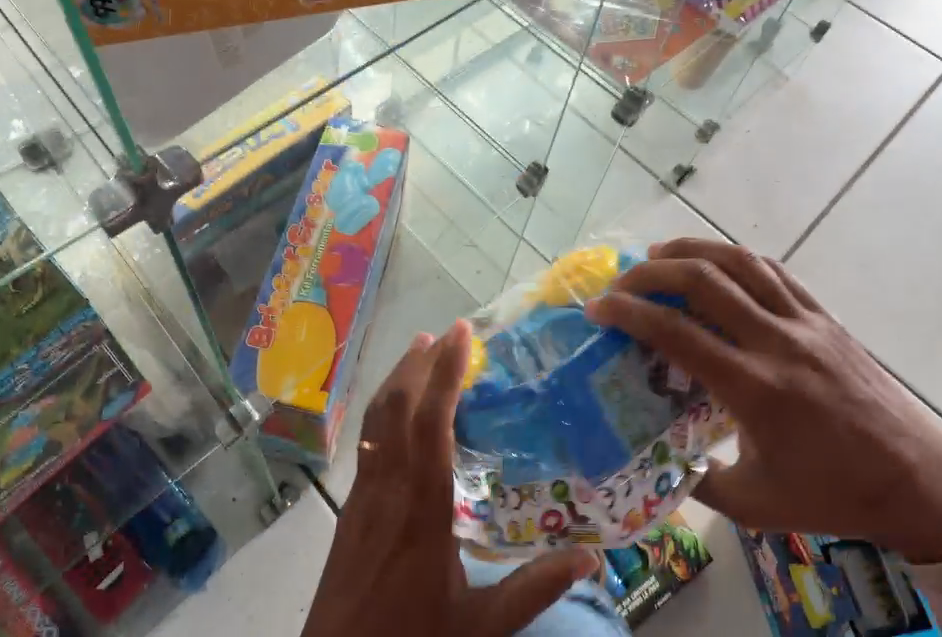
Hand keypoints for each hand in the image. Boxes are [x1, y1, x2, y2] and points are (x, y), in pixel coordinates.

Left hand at [301, 321, 601, 636]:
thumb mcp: (480, 627)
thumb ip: (534, 589)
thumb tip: (591, 557)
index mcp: (422, 507)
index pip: (432, 423)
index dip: (445, 373)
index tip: (460, 333)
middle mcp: (388, 488)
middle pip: (397, 407)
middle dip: (419, 364)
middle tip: (444, 334)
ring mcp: (363, 496)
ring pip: (376, 421)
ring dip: (397, 381)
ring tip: (418, 353)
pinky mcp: (350, 510)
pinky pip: (368, 442)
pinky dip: (383, 411)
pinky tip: (396, 417)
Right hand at [584, 240, 941, 563]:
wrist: (918, 481)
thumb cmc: (834, 495)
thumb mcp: (756, 504)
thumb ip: (699, 483)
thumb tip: (662, 463)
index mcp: (754, 389)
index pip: (676, 333)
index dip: (628, 314)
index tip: (598, 309)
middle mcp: (775, 342)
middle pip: (702, 280)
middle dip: (651, 273)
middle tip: (621, 282)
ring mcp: (803, 323)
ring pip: (738, 262)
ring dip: (691, 251)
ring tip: (658, 256)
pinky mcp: (824, 317)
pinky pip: (773, 271)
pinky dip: (734, 258)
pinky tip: (715, 263)